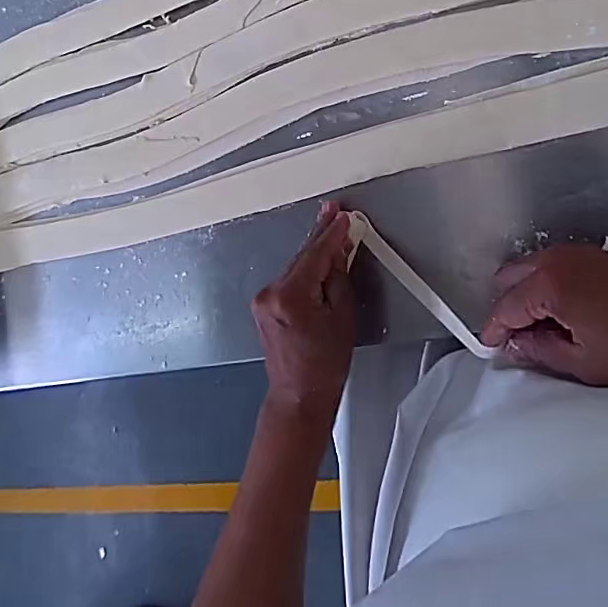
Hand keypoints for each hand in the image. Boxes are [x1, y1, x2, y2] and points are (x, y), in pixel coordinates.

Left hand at [252, 201, 356, 418]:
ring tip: (331, 230)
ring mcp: (263, 299)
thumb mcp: (342, 314)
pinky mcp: (263, 304)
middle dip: (321, 234)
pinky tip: (317, 257)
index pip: (315, 254)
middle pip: (302, 255)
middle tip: (334, 211)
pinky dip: (304, 267)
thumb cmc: (324, 364)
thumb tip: (339, 249)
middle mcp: (271, 294)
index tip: (344, 218)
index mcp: (290, 297)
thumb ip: (338, 275)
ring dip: (313, 250)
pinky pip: (288, 277)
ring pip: (295, 265)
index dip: (332, 233)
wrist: (300, 394)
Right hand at [479, 245, 607, 388]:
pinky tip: (570, 315)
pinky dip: (551, 286)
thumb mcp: (586, 363)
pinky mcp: (602, 256)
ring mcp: (582, 253)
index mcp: (548, 284)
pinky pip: (558, 266)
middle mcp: (559, 259)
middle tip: (518, 340)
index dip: (494, 331)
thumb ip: (540, 351)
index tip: (492, 347)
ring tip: (545, 331)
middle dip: (507, 306)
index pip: (504, 306)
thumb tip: (517, 345)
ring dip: (528, 294)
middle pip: (511, 277)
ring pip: (534, 268)